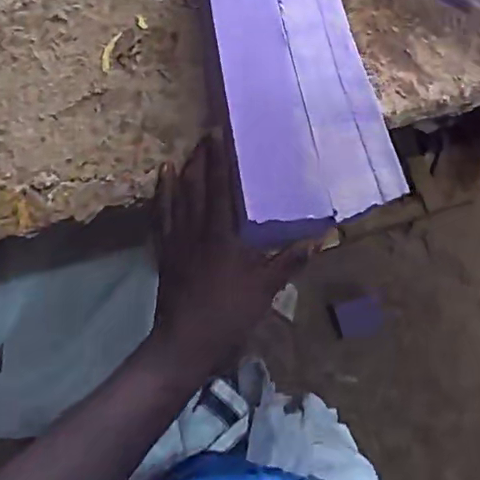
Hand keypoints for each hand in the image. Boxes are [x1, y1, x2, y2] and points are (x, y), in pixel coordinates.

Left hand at [151, 134, 310, 379]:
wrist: (184, 344)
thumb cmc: (228, 314)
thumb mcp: (265, 289)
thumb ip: (289, 261)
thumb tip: (319, 239)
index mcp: (222, 235)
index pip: (220, 188)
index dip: (219, 160)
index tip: (217, 135)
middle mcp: (196, 230)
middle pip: (196, 187)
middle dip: (200, 160)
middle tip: (204, 135)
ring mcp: (177, 241)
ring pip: (177, 199)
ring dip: (181, 174)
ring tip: (184, 153)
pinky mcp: (165, 253)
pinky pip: (161, 218)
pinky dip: (161, 198)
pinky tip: (162, 183)